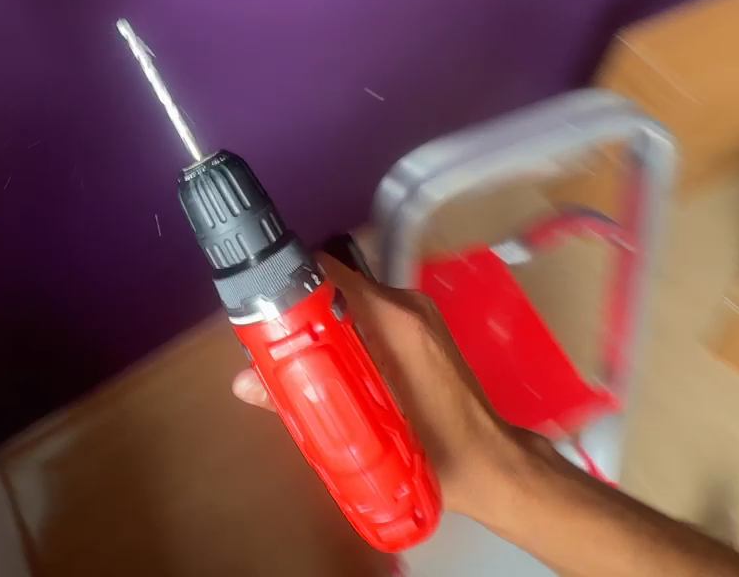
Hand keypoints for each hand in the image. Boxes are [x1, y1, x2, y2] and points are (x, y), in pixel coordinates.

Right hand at [231, 255, 549, 524]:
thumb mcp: (361, 432)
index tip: (265, 300)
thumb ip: (300, 403)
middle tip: (277, 332)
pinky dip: (351, 327)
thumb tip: (242, 384)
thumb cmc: (436, 451)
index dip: (292, 280)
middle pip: (338, 285)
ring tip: (303, 347)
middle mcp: (406, 304)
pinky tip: (338, 358)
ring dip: (328, 317)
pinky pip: (375, 312)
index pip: (329, 271)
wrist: (495, 466)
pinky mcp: (425, 326)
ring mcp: (419, 312)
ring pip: (356, 299)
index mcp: (393, 318)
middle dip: (305, 304)